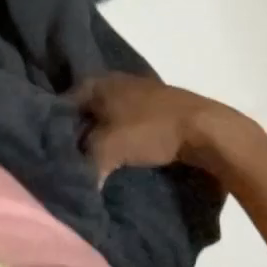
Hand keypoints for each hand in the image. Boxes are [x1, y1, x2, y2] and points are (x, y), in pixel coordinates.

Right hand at [69, 73, 255, 183]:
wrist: (209, 129)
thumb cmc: (151, 130)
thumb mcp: (110, 148)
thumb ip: (87, 164)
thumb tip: (76, 185)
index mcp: (94, 82)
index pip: (62, 106)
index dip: (58, 129)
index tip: (56, 151)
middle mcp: (112, 80)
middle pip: (86, 110)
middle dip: (81, 132)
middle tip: (76, 157)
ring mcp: (138, 90)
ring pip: (109, 116)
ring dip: (105, 134)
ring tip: (100, 159)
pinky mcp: (158, 105)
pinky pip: (130, 120)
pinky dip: (125, 135)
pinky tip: (127, 152)